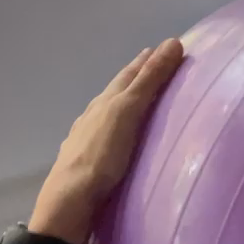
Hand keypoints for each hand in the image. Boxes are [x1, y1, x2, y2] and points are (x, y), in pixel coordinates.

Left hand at [31, 38, 184, 242]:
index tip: (163, 48)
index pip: (129, 74)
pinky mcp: (89, 164)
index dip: (147, 60)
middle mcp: (93, 116)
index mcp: (104, 101)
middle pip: (117, 90)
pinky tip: (122, 138)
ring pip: (110, 113)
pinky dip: (120, 129)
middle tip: (155, 64)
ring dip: (127, 103)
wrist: (71, 201)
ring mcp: (88, 140)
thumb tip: (172, 43)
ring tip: (143, 100)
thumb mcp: (128, 111)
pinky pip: (107, 137)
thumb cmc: (101, 155)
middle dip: (136, 76)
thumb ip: (149, 81)